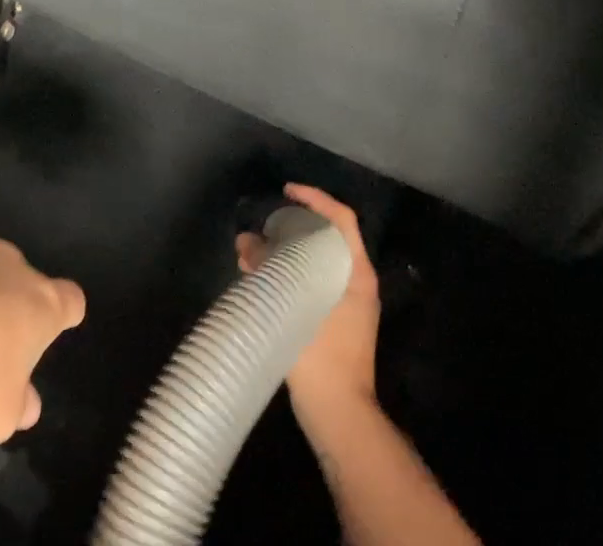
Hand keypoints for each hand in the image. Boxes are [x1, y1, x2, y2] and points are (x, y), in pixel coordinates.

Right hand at [236, 185, 379, 417]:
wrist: (338, 412)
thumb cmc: (320, 357)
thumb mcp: (291, 307)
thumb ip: (268, 271)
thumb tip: (245, 242)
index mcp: (357, 273)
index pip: (342, 219)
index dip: (316, 198)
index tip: (286, 190)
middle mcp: (356, 282)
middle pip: (329, 237)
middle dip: (295, 225)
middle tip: (263, 224)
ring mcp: (348, 304)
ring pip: (317, 261)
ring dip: (288, 251)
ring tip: (254, 251)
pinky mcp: (333, 321)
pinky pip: (311, 282)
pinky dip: (289, 273)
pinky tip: (262, 280)